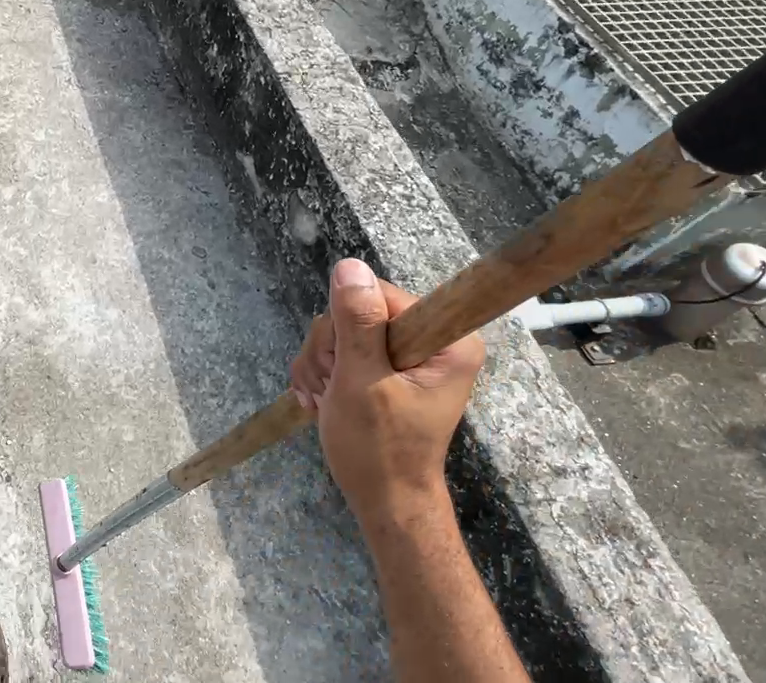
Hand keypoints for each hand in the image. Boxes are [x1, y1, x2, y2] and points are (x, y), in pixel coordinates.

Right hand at [288, 258, 484, 530]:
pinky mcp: (383, 366)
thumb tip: (349, 266)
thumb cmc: (378, 447)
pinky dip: (320, 373)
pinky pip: (337, 348)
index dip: (349, 323)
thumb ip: (357, 322)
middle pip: (354, 311)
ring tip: (324, 398)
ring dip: (319, 364)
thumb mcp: (362, 381)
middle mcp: (430, 339)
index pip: (379, 295)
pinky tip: (321, 399)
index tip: (347, 363)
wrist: (381, 500)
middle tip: (331, 386)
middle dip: (329, 349)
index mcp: (446, 339)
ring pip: (338, 330)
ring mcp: (405, 354)